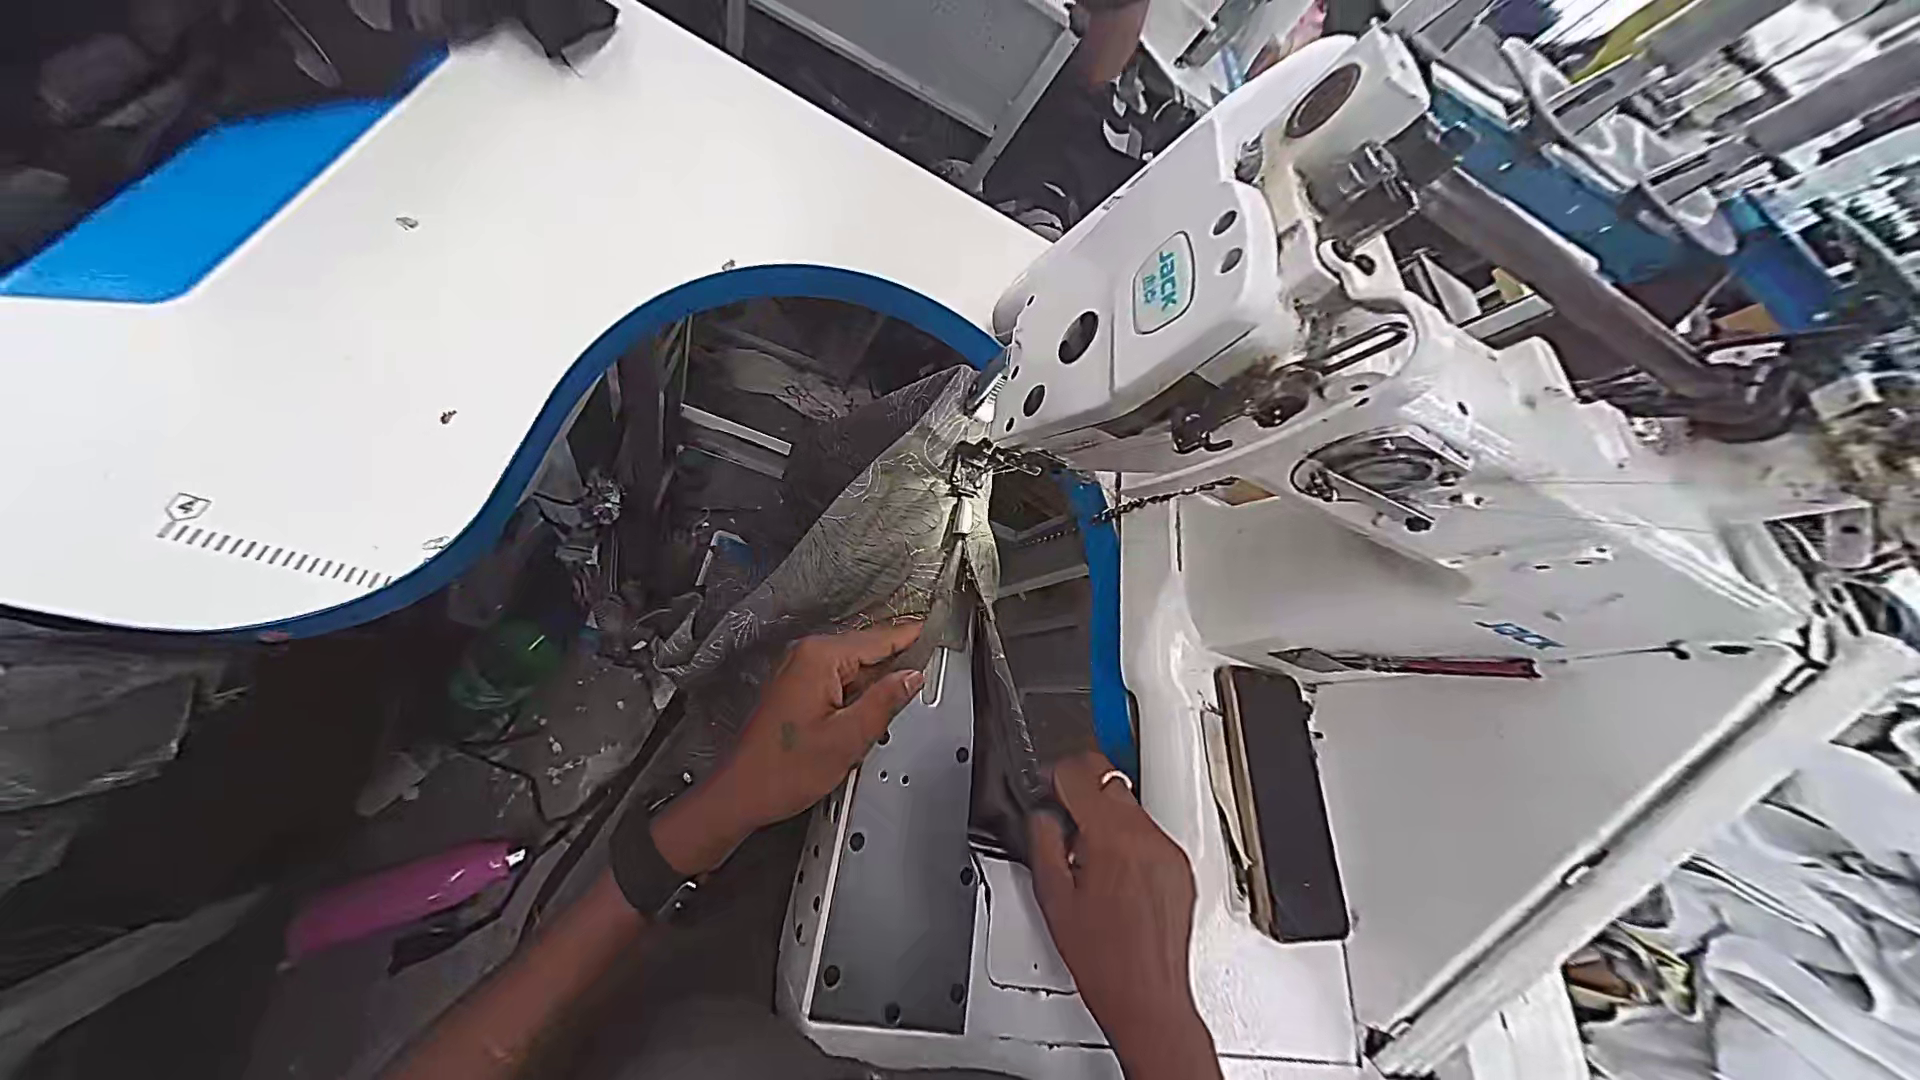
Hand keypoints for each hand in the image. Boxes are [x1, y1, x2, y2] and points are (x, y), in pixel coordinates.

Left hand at [647, 622, 925, 876]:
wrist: (739, 794)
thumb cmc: (780, 771)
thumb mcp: (848, 738)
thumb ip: (885, 701)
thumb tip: (911, 677)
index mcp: (820, 658)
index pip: (880, 638)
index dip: (911, 638)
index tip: (935, 633)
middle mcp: (807, 654)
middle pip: (868, 649)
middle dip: (896, 665)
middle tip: (923, 680)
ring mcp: (800, 668)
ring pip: (855, 666)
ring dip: (876, 683)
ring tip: (895, 705)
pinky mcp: (798, 685)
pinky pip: (840, 678)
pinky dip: (858, 691)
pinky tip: (867, 713)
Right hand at [1029, 753, 1220, 1079]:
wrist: (1147, 1002)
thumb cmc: (1102, 960)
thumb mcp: (1052, 895)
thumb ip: (1043, 839)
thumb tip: (1042, 813)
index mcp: (1111, 838)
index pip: (1080, 773)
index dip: (1054, 773)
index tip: (1045, 783)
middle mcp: (1146, 837)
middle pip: (1107, 777)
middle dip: (1079, 785)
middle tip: (1060, 805)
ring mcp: (1167, 850)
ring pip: (1128, 801)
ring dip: (1103, 811)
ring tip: (1086, 848)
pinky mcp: (1180, 865)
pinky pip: (1147, 829)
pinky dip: (1126, 834)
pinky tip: (1112, 866)